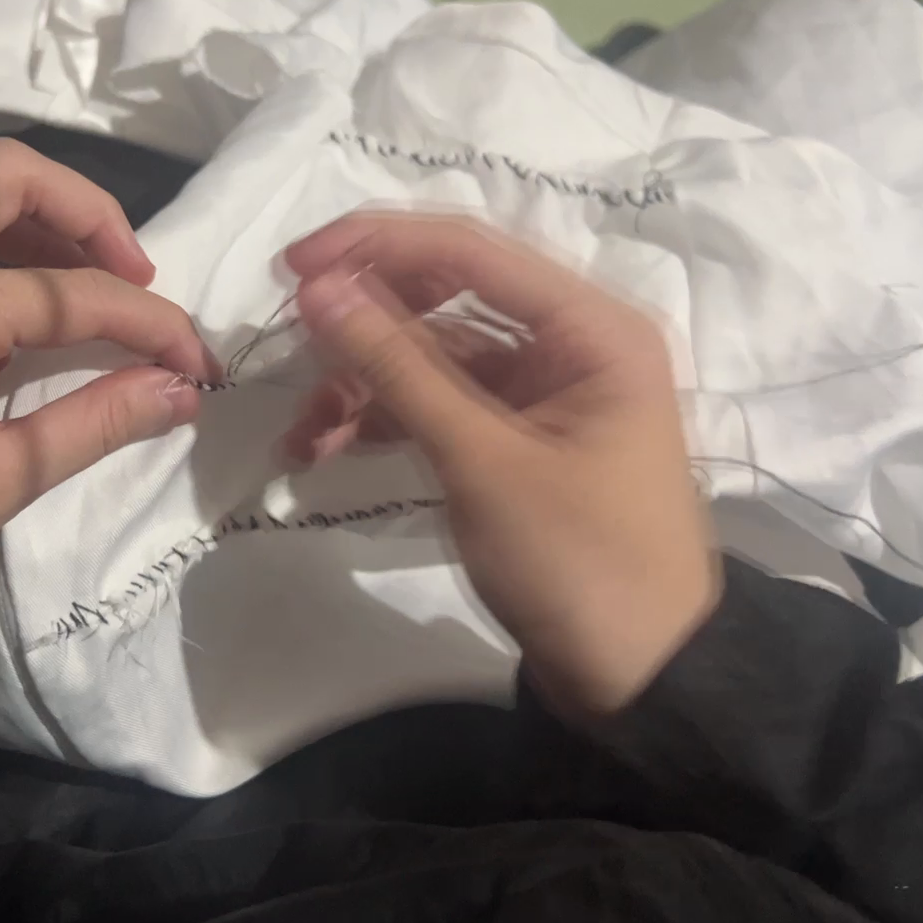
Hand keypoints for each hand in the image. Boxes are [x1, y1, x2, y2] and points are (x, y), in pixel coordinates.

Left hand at [0, 140, 219, 635]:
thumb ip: (98, 422)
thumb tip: (180, 389)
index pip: (69, 292)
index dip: (149, 322)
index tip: (194, 357)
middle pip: (0, 174)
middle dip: (87, 210)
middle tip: (132, 269)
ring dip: (29, 222)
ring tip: (79, 281)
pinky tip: (1, 309)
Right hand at [282, 212, 718, 716]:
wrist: (632, 678)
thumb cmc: (575, 561)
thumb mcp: (479, 459)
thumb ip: (397, 366)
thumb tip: (318, 289)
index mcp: (588, 324)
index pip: (466, 249)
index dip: (373, 245)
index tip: (292, 265)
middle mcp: (565, 340)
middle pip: (441, 298)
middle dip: (361, 324)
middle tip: (291, 343)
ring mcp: (535, 389)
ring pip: (427, 356)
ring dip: (359, 383)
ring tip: (302, 435)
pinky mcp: (508, 433)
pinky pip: (433, 403)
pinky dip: (379, 420)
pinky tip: (326, 450)